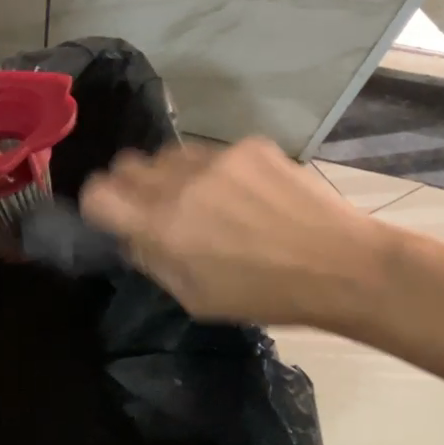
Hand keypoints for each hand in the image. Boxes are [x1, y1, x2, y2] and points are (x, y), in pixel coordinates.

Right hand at [79, 136, 383, 326]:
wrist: (346, 266)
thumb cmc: (266, 295)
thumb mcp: (195, 299)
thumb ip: (151, 262)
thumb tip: (129, 237)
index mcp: (160, 226)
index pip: (96, 193)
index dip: (97, 204)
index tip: (112, 216)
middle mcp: (177, 183)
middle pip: (125, 166)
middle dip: (130, 186)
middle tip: (156, 209)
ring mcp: (213, 159)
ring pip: (166, 155)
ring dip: (171, 175)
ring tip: (204, 199)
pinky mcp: (246, 146)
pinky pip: (210, 152)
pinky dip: (216, 171)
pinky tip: (246, 194)